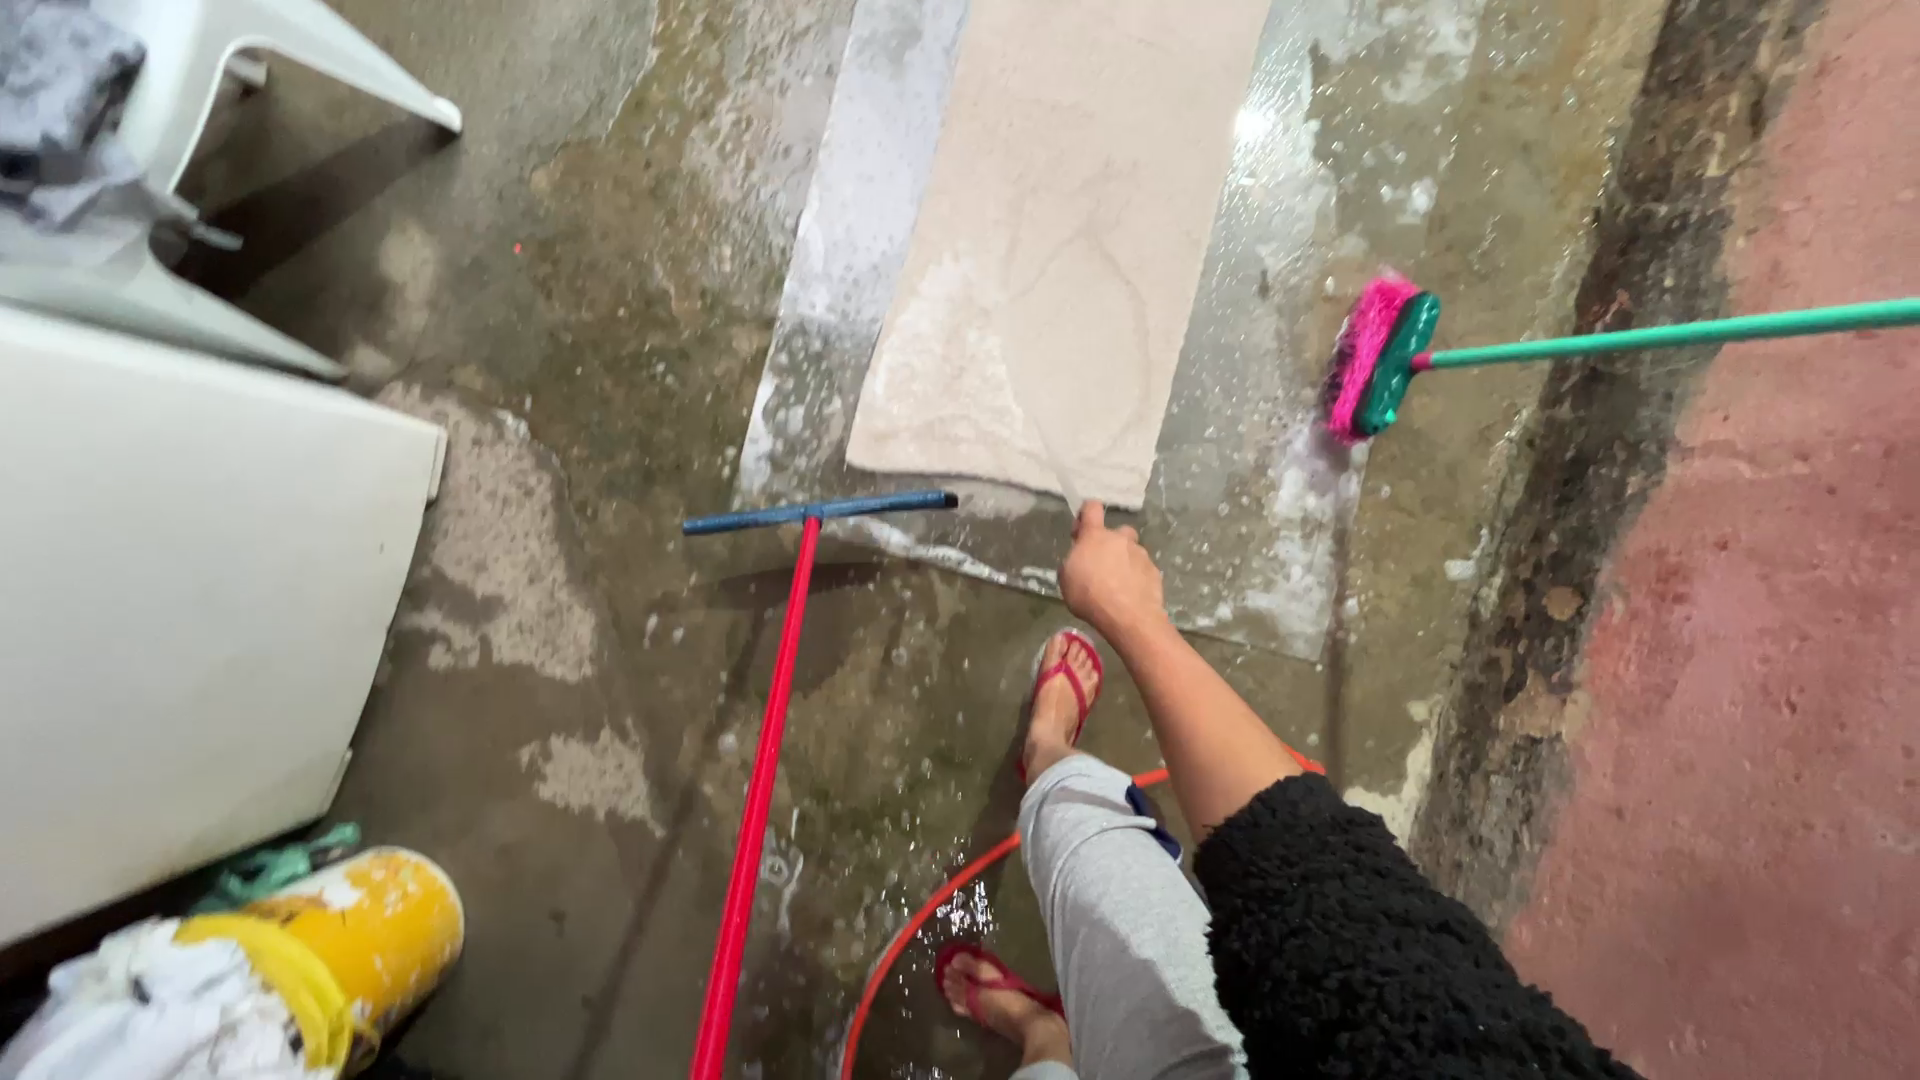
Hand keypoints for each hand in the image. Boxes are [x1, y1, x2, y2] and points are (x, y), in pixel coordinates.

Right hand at [1060, 502, 1169, 641]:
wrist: (1127, 617)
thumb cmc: (1089, 596)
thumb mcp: (1066, 579)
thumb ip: (1073, 562)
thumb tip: (1080, 560)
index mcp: (1095, 537)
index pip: (1091, 508)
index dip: (1085, 515)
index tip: (1080, 533)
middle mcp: (1120, 539)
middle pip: (1117, 531)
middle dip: (1110, 544)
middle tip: (1102, 566)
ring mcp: (1140, 554)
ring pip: (1131, 551)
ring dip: (1124, 562)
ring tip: (1118, 586)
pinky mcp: (1154, 571)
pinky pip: (1142, 569)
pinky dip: (1136, 578)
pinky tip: (1130, 595)